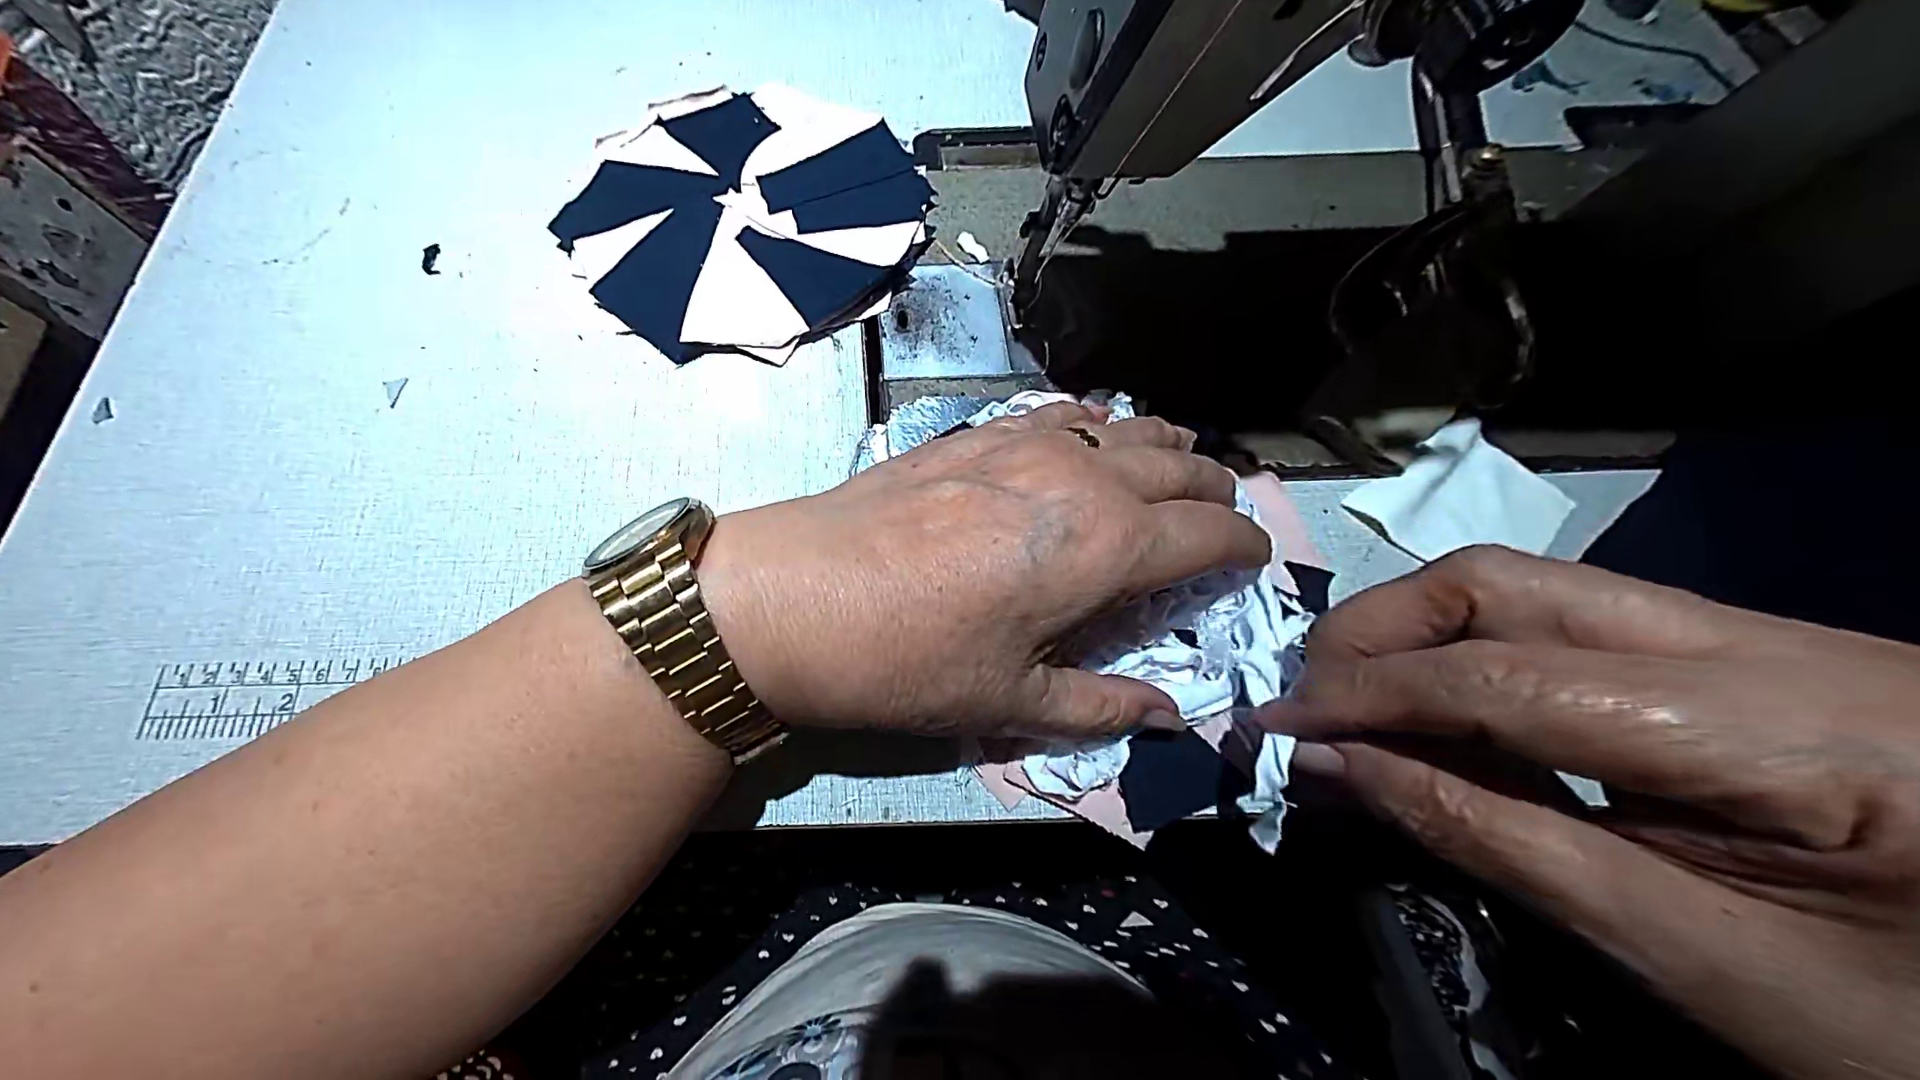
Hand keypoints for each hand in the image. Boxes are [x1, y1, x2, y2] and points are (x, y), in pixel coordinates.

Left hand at [697, 402, 1269, 739]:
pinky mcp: (978, 432)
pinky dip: (1095, 426)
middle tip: (1220, 518)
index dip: (1241, 548)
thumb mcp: (1011, 699)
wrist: (796, 595)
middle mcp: (1079, 478)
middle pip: (1179, 467)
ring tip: (1174, 470)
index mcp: (1103, 545)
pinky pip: (1061, 413)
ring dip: (1164, 450)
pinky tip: (1088, 442)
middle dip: (1214, 494)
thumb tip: (1168, 715)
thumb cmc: (908, 659)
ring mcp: (1024, 444)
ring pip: (1126, 426)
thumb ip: (1102, 705)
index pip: (1207, 534)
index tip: (1250, 561)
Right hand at [1258, 546, 1919, 1079]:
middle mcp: (1756, 638)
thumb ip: (1484, 835)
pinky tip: (1438, 715)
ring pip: (1514, 588)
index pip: (1501, 674)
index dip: (1366, 697)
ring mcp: (1741, 633)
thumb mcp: (1684, 955)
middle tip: (1312, 705)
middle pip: (1496, 582)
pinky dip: (1460, 658)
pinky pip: (1549, 625)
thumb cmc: (1905, 1026)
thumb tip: (1330, 764)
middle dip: (1374, 635)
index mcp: (1787, 726)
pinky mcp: (1723, 652)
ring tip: (1355, 704)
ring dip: (1407, 637)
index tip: (1276, 729)